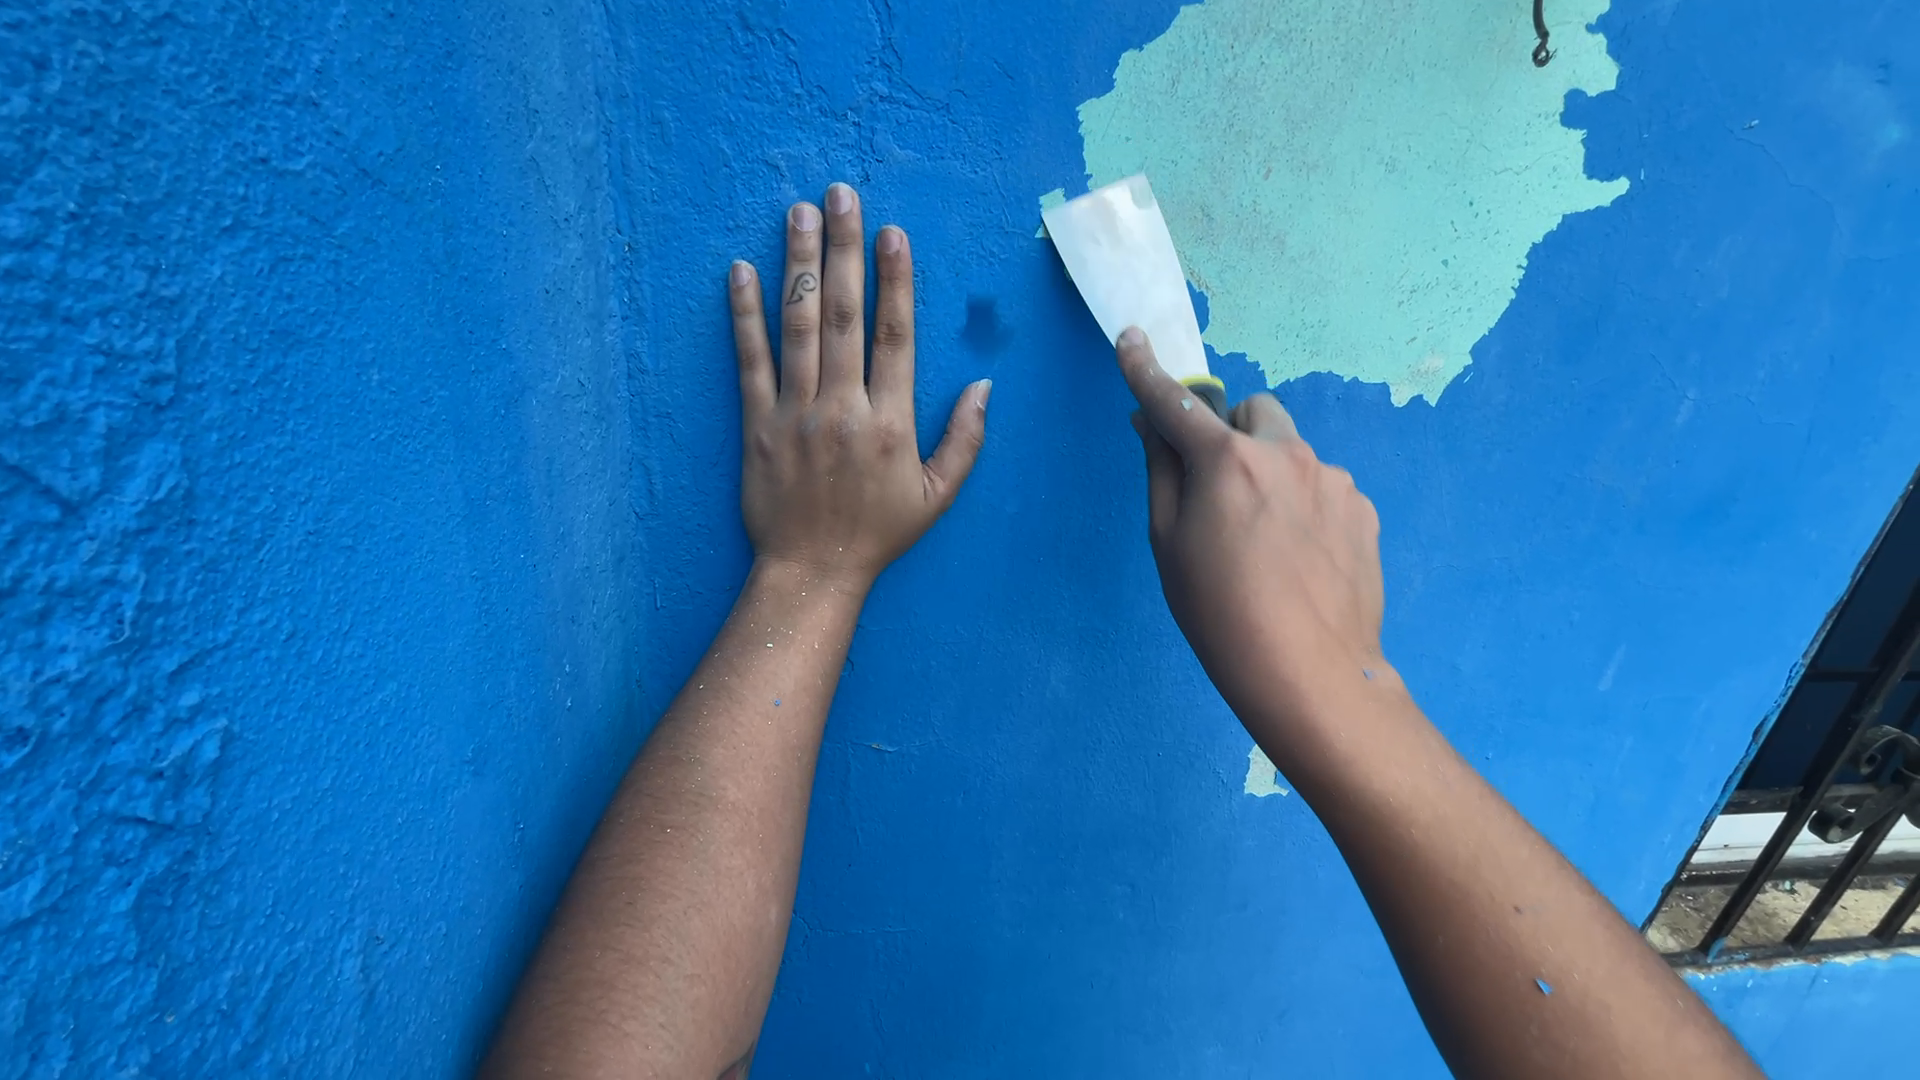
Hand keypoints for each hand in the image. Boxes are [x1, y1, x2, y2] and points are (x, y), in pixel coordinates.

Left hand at [728, 184, 990, 592]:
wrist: (813, 571)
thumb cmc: (880, 534)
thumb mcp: (937, 495)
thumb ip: (966, 440)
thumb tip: (986, 385)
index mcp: (892, 423)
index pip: (896, 337)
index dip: (896, 280)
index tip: (893, 233)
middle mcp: (844, 408)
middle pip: (846, 316)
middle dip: (845, 250)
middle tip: (841, 196)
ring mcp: (797, 414)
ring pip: (799, 328)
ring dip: (799, 266)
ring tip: (797, 214)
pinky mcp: (758, 425)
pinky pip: (750, 362)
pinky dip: (744, 316)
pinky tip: (740, 273)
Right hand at [1116, 326, 1386, 729]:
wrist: (1310, 672)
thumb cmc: (1218, 611)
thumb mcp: (1168, 544)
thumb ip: (1161, 473)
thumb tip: (1150, 424)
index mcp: (1227, 460)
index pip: (1176, 403)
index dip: (1146, 372)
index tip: (1132, 339)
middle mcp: (1285, 453)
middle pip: (1253, 412)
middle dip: (1231, 434)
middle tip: (1220, 489)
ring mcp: (1333, 479)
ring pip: (1290, 452)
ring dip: (1270, 474)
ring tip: (1267, 543)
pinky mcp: (1363, 508)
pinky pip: (1321, 487)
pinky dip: (1302, 504)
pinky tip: (1300, 558)